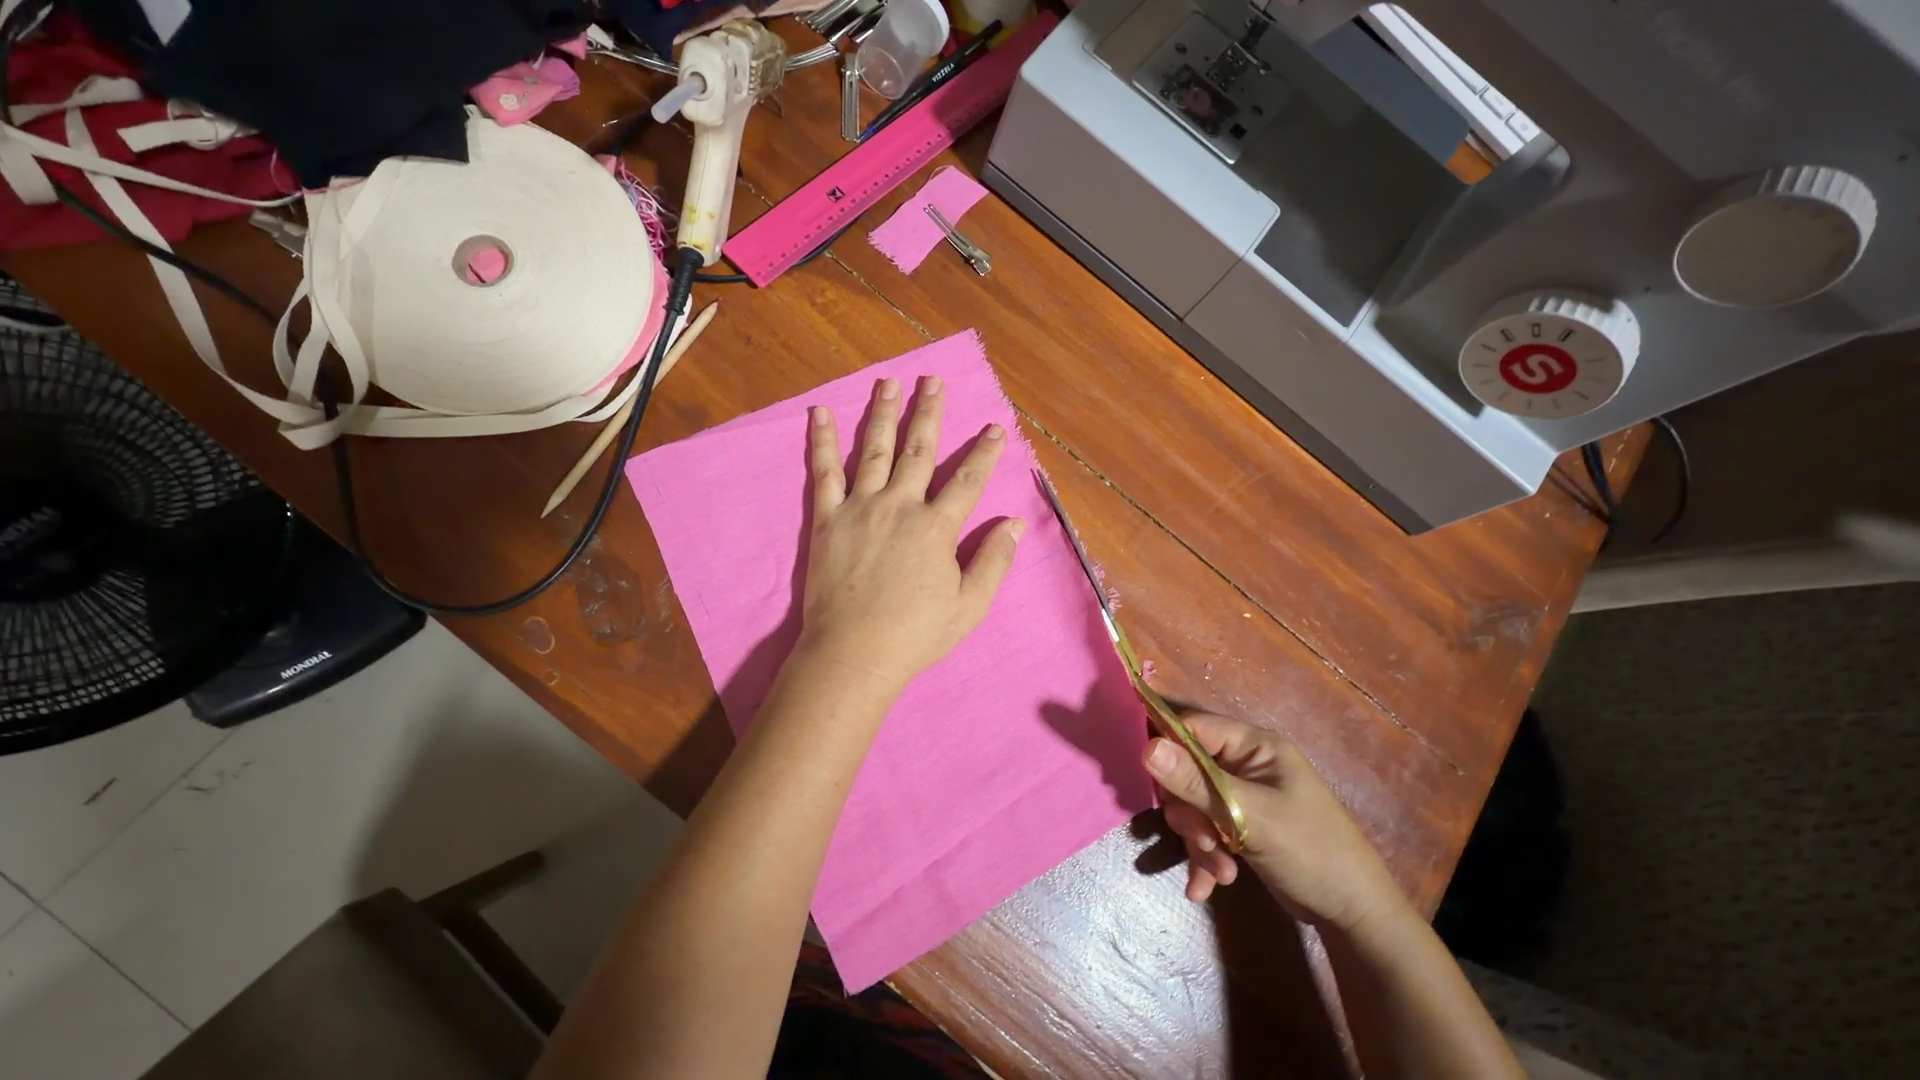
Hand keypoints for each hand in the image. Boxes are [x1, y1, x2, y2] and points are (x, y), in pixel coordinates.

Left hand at [797, 375, 1025, 692]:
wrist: (854, 652)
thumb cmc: (916, 634)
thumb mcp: (969, 606)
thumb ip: (993, 561)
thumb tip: (1014, 523)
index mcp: (937, 527)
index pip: (968, 480)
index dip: (984, 453)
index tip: (995, 427)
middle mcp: (900, 506)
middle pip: (919, 450)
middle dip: (930, 413)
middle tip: (933, 381)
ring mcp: (860, 508)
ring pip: (874, 450)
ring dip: (883, 413)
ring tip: (890, 383)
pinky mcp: (827, 519)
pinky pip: (824, 472)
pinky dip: (822, 440)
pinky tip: (819, 413)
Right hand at [1144, 714, 1405, 931]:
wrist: (1352, 913)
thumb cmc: (1310, 850)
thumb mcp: (1249, 816)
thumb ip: (1196, 782)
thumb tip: (1146, 747)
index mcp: (1255, 746)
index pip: (1193, 728)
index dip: (1165, 748)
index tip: (1145, 777)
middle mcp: (1247, 765)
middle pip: (1187, 771)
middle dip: (1188, 811)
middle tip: (1201, 839)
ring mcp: (1244, 798)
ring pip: (1194, 806)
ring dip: (1198, 841)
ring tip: (1219, 872)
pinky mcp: (1242, 829)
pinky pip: (1206, 832)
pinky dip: (1204, 858)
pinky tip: (1205, 887)